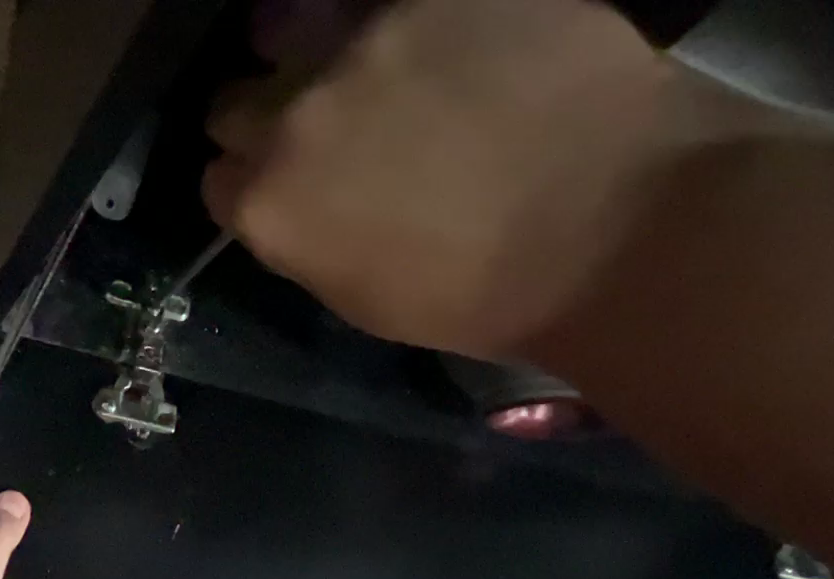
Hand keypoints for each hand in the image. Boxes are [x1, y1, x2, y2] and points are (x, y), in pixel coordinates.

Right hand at [204, 0, 720, 357]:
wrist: (617, 226)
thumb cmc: (472, 295)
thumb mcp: (354, 294)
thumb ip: (301, 235)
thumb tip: (293, 199)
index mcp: (267, 204)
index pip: (215, 179)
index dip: (244, 183)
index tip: (274, 187)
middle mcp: (293, 116)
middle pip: (235, 103)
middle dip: (261, 120)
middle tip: (314, 132)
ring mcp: (364, 42)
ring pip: (297, 30)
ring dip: (310, 54)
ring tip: (356, 71)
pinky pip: (387, 8)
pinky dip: (401, 31)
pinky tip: (438, 55)